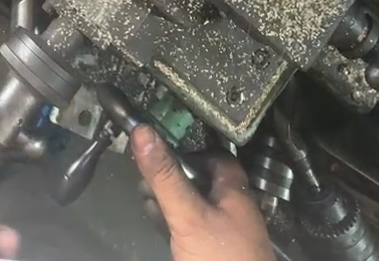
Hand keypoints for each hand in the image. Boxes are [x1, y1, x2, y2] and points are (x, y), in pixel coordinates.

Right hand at [131, 126, 271, 260]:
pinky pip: (191, 231)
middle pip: (202, 181)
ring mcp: (225, 238)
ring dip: (169, 198)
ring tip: (144, 192)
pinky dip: (172, 221)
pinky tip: (154, 220)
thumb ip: (166, 175)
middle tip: (145, 170)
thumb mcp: (188, 215)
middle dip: (172, 174)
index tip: (162, 144)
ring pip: (194, 206)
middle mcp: (234, 212)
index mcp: (236, 194)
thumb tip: (142, 130)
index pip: (217, 157)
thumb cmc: (220, 259)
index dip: (191, 148)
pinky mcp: (213, 256)